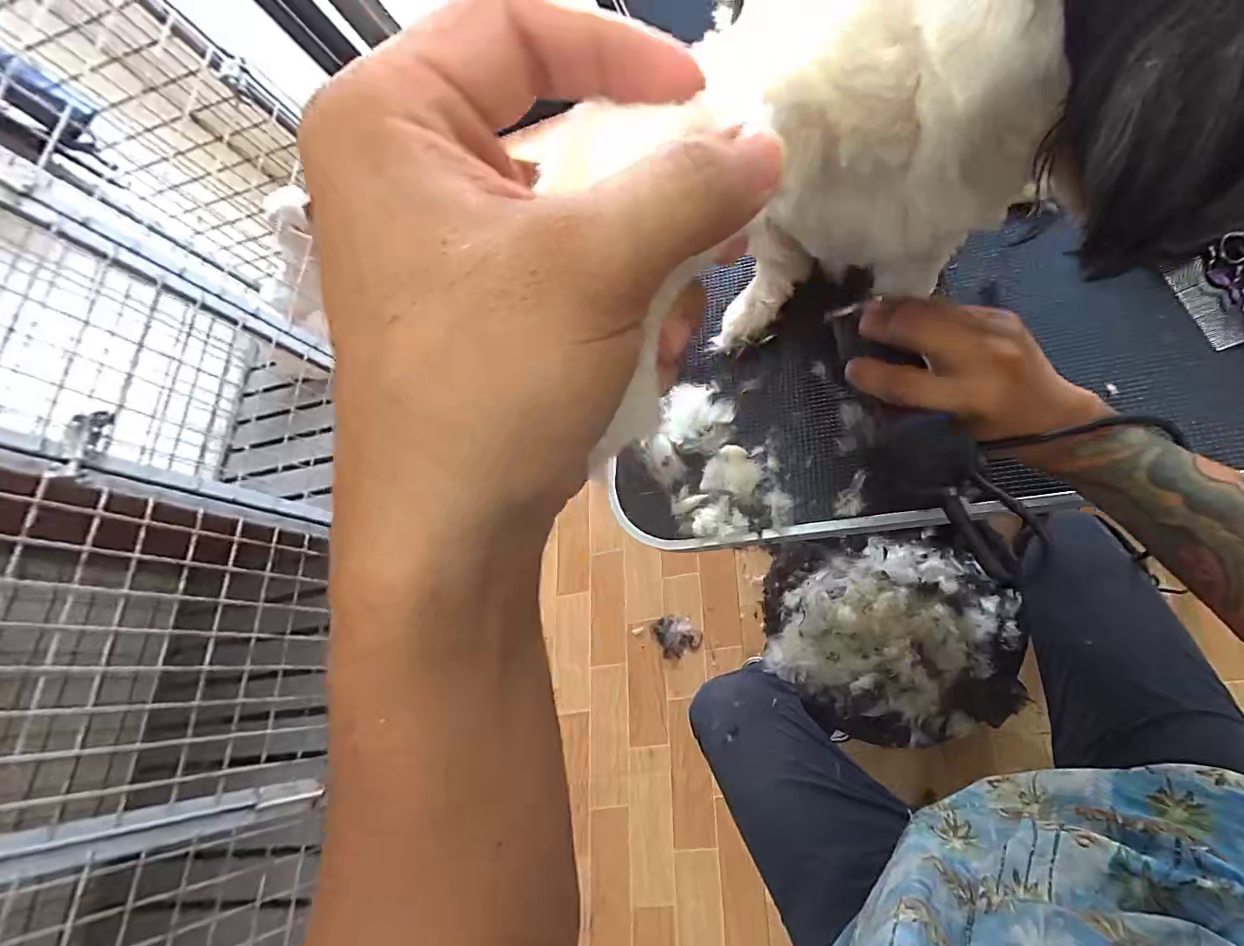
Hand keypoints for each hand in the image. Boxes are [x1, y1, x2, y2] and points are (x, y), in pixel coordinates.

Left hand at [299, 0, 782, 571]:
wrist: (459, 521)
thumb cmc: (496, 378)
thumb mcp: (595, 269)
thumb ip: (686, 194)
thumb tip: (768, 145)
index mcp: (397, 123)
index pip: (515, 32)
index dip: (620, 51)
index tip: (707, 97)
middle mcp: (424, 175)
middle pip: (572, 139)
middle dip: (657, 196)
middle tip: (722, 226)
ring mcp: (468, 251)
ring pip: (596, 218)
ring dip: (657, 267)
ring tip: (672, 325)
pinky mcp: (507, 309)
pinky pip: (593, 276)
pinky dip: (636, 306)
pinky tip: (649, 354)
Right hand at [844, 300, 1109, 448]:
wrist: (1056, 415)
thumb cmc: (1004, 432)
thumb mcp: (961, 429)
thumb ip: (923, 405)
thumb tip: (879, 378)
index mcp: (972, 400)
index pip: (909, 384)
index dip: (874, 375)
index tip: (852, 367)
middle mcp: (984, 361)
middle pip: (920, 329)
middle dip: (883, 322)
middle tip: (859, 321)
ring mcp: (997, 332)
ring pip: (936, 308)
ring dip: (901, 306)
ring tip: (877, 308)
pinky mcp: (1004, 316)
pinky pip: (956, 307)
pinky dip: (930, 309)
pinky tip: (913, 310)